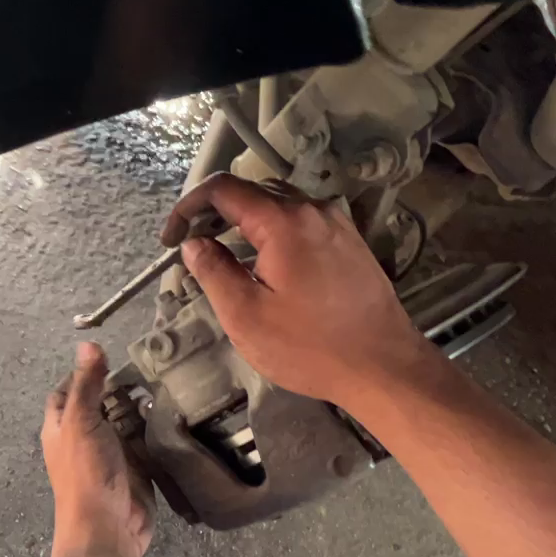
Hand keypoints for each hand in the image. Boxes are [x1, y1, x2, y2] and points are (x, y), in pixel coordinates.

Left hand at [41, 343, 152, 556]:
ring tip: (165, 381)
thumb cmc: (86, 472)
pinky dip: (156, 428)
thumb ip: (86, 384)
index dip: (83, 373)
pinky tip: (173, 411)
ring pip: (125, 421)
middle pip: (101, 403)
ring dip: (140, 406)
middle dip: (119, 387)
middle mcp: (84, 437)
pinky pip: (145, 441)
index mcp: (61, 426)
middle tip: (148, 365)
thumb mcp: (81, 421)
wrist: (107, 528)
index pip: (67, 390)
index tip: (110, 356)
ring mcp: (110, 453)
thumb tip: (87, 344)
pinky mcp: (136, 467)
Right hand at [163, 172, 439, 406]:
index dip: (188, 207)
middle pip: (251, 191)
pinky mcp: (347, 242)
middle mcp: (313, 210)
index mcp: (284, 222)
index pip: (223, 189)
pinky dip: (269, 230)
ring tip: (219, 252)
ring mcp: (335, 224)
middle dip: (212, 212)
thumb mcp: (245, 314)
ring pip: (276, 204)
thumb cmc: (309, 346)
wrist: (383, 367)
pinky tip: (260, 261)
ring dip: (241, 220)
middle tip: (190, 246)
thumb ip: (213, 271)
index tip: (172, 238)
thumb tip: (193, 244)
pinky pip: (299, 221)